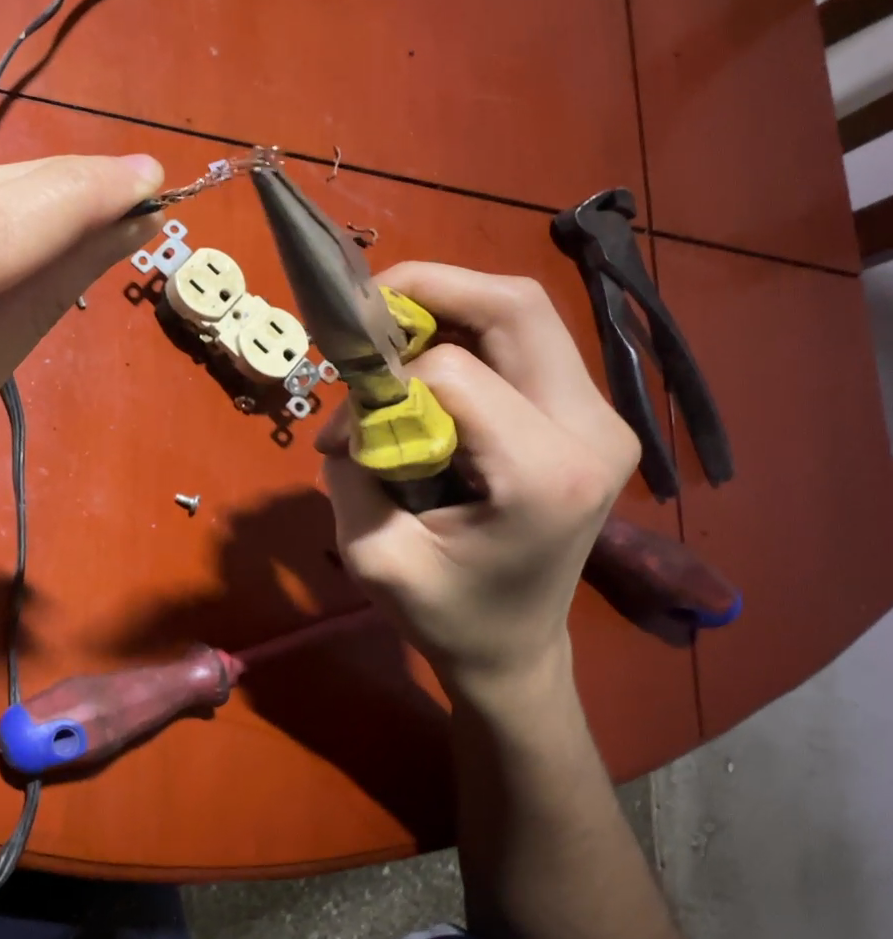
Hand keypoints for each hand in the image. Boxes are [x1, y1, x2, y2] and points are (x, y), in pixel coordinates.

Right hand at [316, 263, 640, 700]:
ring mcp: (598, 418)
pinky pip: (523, 341)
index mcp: (542, 473)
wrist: (514, 649)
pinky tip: (420, 366)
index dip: (375, 391)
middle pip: (513, 307)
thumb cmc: (443, 614)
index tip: (339, 441)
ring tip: (386, 341)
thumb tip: (351, 412)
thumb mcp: (372, 554)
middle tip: (361, 316)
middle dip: (425, 290)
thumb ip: (352, 472)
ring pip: (522, 312)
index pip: (450, 376)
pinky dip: (462, 332)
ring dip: (443, 306)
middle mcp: (589, 429)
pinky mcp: (585, 416)